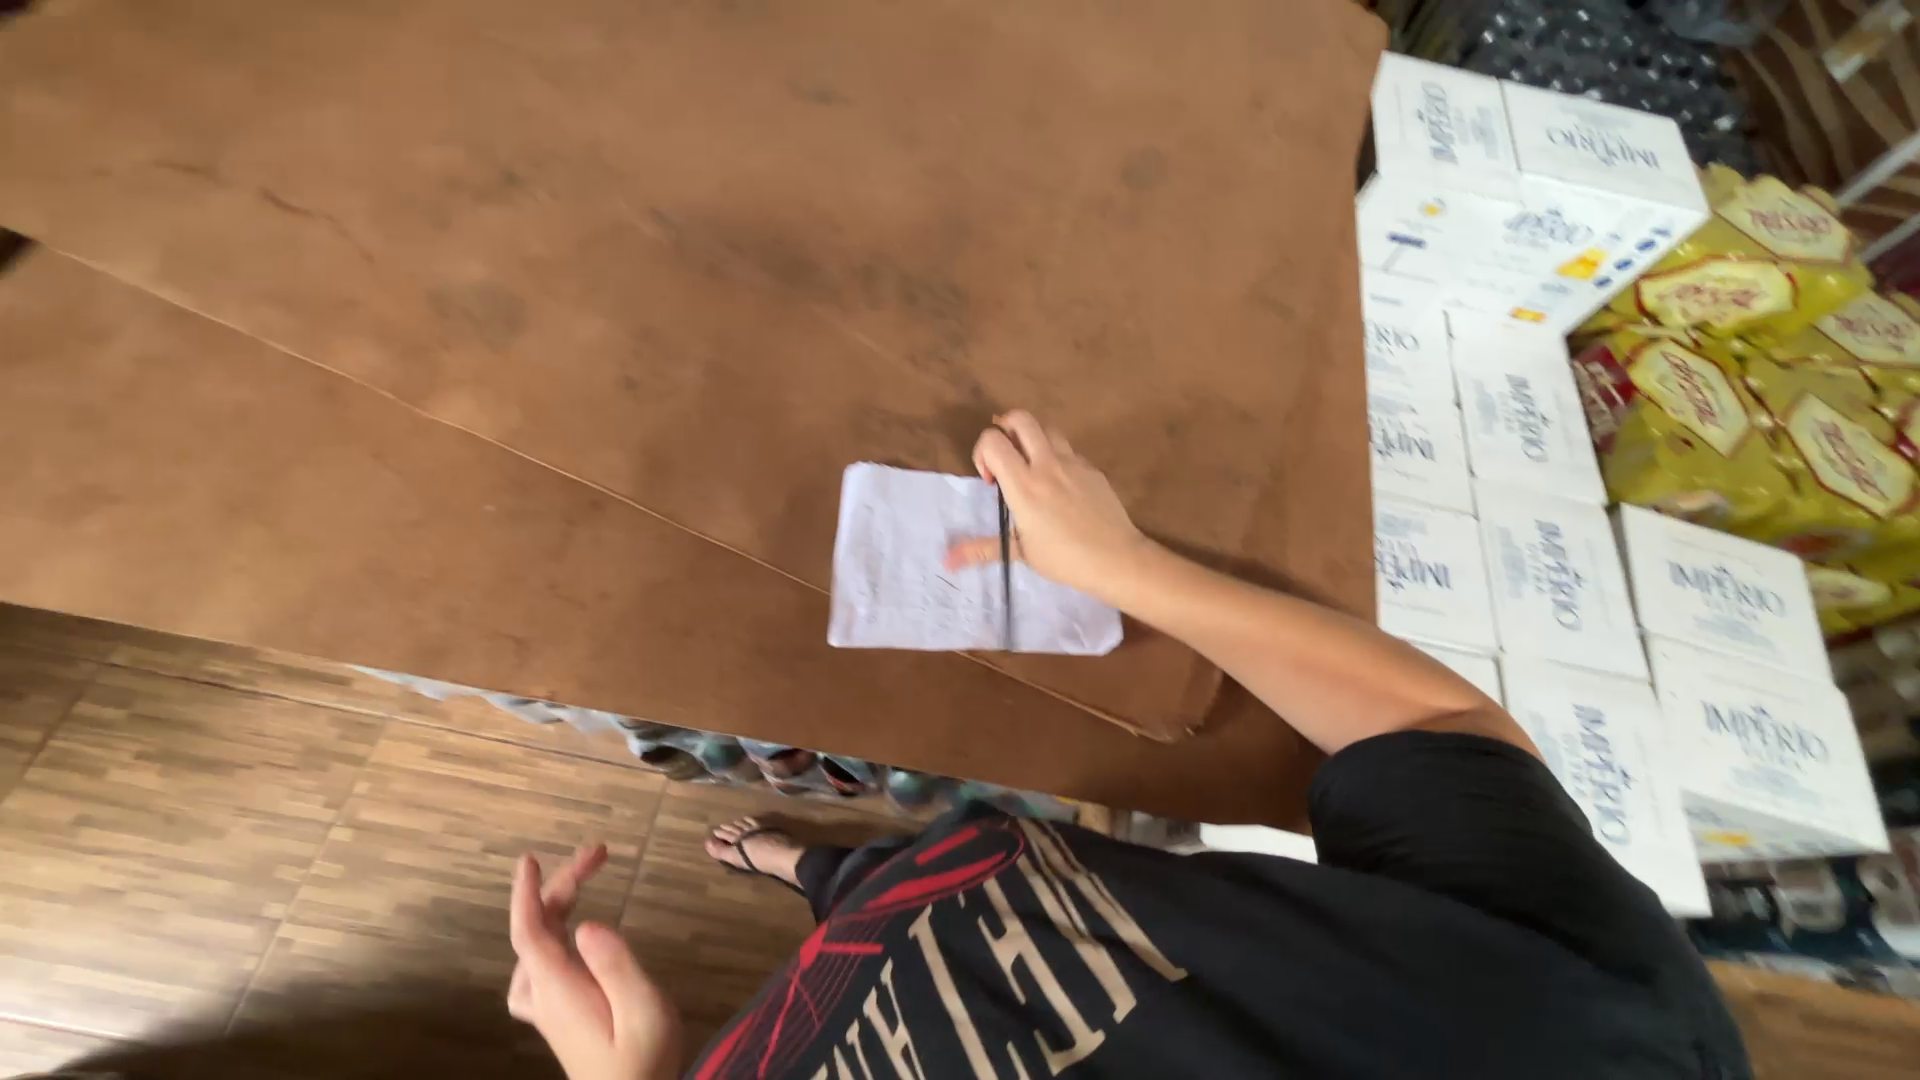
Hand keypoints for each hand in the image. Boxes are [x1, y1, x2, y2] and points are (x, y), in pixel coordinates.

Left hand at [508, 847, 681, 1079]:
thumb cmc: (642, 1059)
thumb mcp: (642, 1009)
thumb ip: (615, 966)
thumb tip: (587, 924)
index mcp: (561, 989)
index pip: (530, 933)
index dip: (527, 894)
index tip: (529, 859)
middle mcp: (545, 994)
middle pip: (537, 929)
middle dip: (563, 884)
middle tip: (601, 853)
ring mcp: (548, 1005)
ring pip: (536, 943)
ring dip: (558, 902)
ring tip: (588, 875)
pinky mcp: (558, 1011)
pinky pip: (540, 960)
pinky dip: (549, 929)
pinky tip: (564, 928)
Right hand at [946, 410, 1153, 598]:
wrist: (1116, 558)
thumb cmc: (1064, 559)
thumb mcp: (1020, 552)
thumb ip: (982, 548)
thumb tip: (947, 561)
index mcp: (1024, 485)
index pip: (992, 440)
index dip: (982, 451)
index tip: (991, 480)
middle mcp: (1047, 465)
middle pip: (1021, 418)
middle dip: (1004, 427)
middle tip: (1005, 456)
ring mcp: (1073, 463)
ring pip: (1047, 428)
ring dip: (1032, 439)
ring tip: (1031, 468)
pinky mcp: (1092, 468)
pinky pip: (1068, 450)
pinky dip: (1055, 457)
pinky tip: (1059, 487)